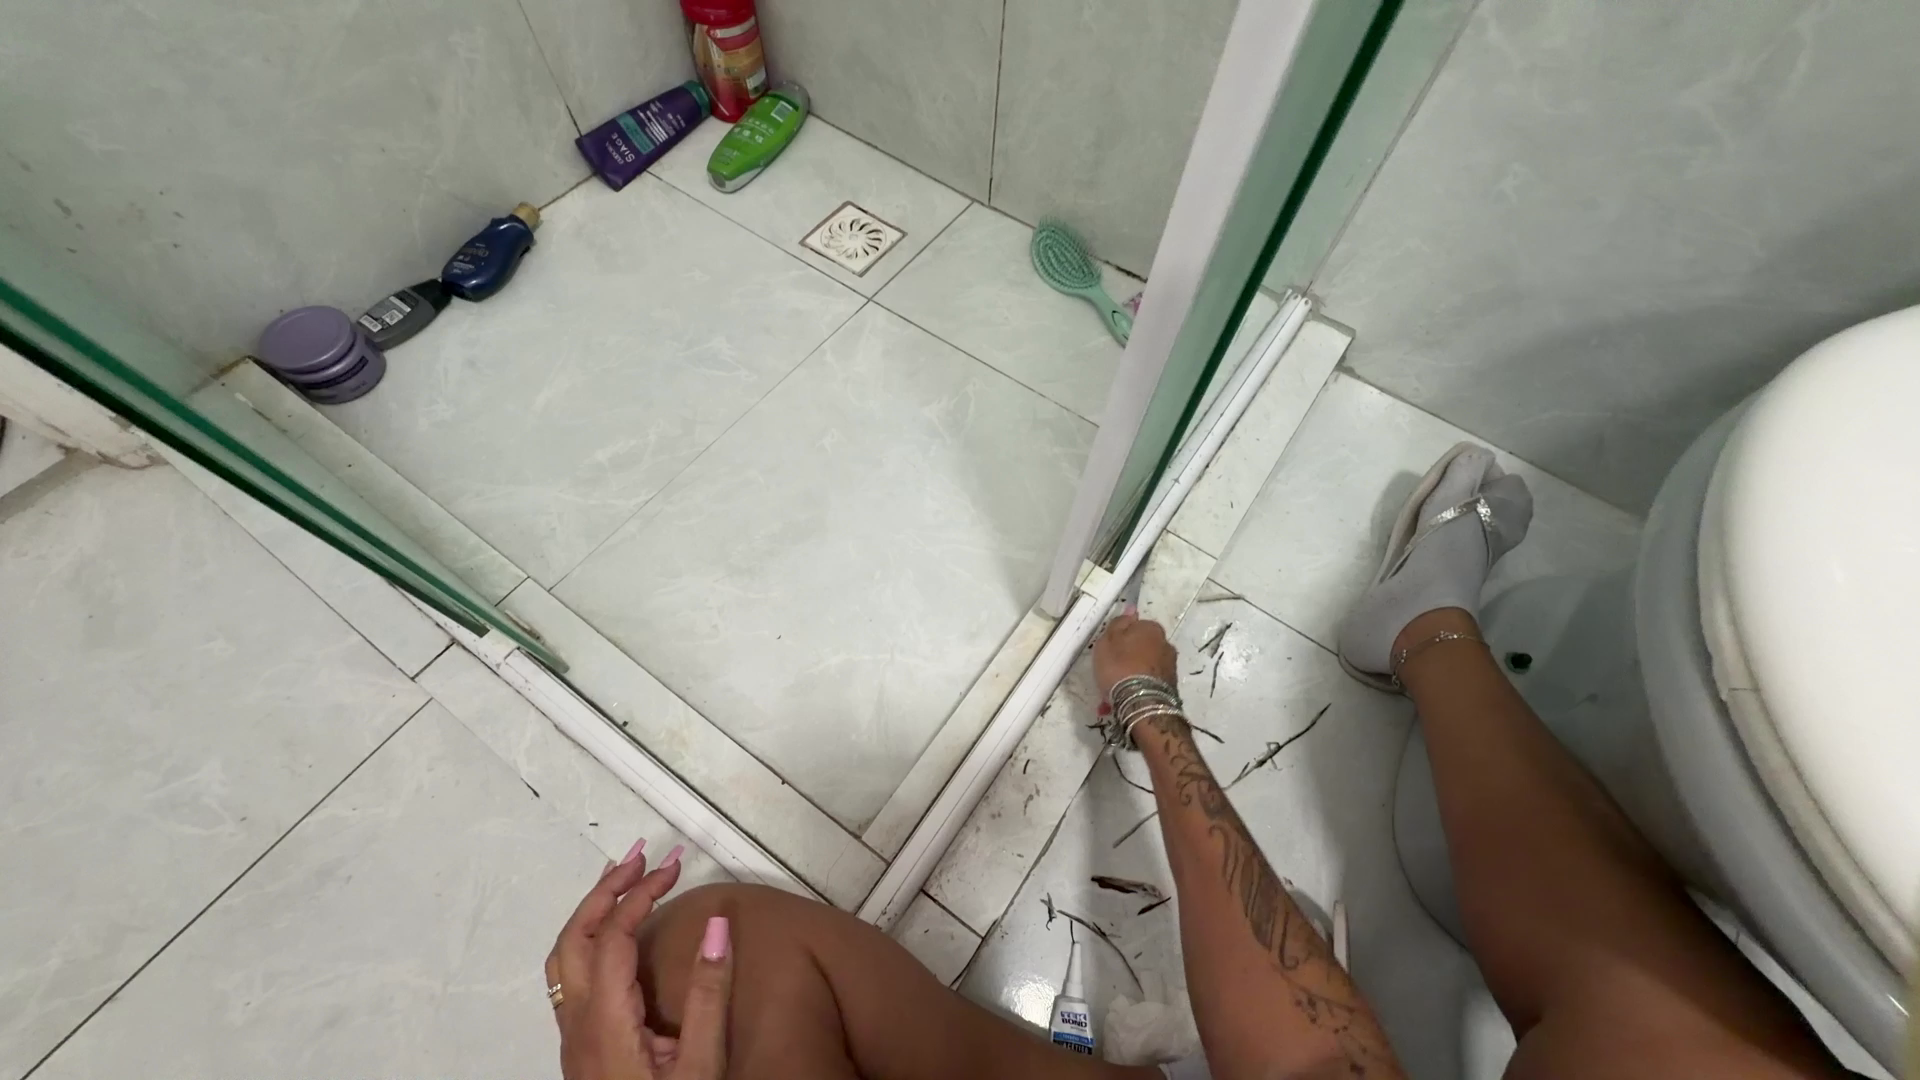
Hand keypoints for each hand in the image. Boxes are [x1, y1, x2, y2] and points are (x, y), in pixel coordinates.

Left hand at [547, 845, 733, 1079]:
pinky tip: (617, 929)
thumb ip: (709, 993)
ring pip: (565, 955)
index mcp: (605, 1023)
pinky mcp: (579, 1043)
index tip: (675, 864)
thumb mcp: (702, 1064)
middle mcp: (577, 1023)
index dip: (641, 893)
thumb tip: (719, 922)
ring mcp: (572, 1034)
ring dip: (594, 908)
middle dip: (607, 888)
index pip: (614, 937)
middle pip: (575, 938)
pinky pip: (572, 971)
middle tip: (645, 854)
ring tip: (626, 875)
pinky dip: (592, 933)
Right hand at [1093, 610, 1179, 701]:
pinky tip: (1125, 700)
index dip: (1120, 638)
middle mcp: (1166, 644)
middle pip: (1142, 647)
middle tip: (1110, 671)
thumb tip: (1132, 609)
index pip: (1135, 626)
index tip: (1108, 651)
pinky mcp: (1171, 686)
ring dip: (1133, 674)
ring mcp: (1171, 666)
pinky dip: (1139, 688)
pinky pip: (1149, 682)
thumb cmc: (1119, 666)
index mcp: (1152, 628)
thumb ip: (1119, 623)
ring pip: (1145, 666)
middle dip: (1128, 657)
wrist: (1141, 703)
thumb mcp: (1107, 640)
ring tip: (1115, 691)